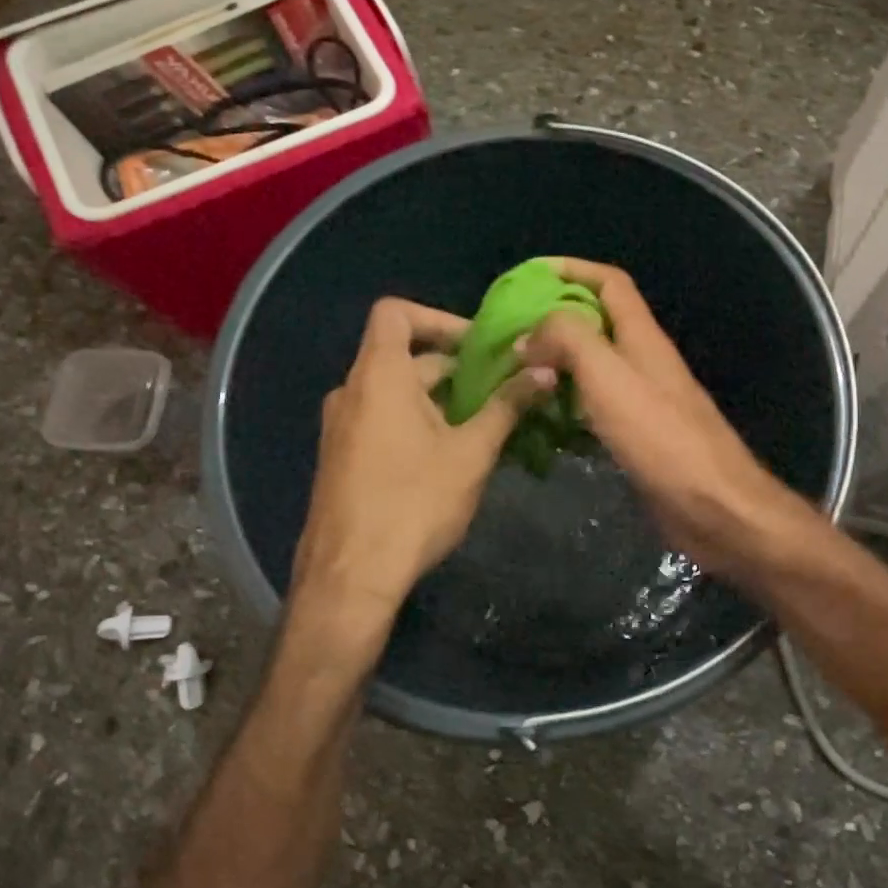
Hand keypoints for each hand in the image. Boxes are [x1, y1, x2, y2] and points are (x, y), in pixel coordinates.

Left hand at [288, 298, 549, 642]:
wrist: (350, 575)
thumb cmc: (414, 503)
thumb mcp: (471, 453)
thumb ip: (507, 406)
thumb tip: (545, 370)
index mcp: (379, 376)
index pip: (396, 313)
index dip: (439, 318)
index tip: (479, 346)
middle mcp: (352, 391)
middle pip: (403, 355)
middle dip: (455, 368)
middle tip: (502, 389)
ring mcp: (342, 426)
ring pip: (396, 392)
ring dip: (440, 398)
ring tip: (486, 424)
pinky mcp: (343, 457)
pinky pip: (382, 419)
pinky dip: (417, 421)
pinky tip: (452, 456)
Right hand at [519, 258, 817, 579]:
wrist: (713, 507)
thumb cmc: (662, 438)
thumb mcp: (610, 377)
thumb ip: (569, 341)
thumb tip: (529, 335)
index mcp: (642, 338)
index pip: (609, 283)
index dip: (571, 270)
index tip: (525, 276)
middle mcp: (644, 363)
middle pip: (597, 325)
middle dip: (553, 320)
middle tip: (506, 334)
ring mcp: (643, 402)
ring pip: (593, 369)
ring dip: (555, 365)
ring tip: (511, 374)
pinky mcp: (638, 439)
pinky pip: (594, 410)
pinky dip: (566, 407)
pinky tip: (539, 421)